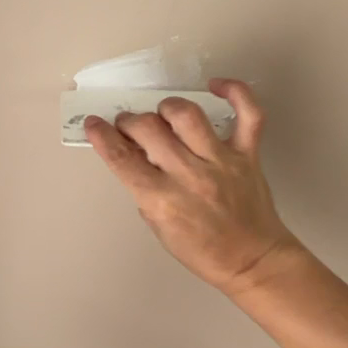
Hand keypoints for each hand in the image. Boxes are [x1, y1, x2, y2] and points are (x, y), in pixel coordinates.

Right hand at [83, 78, 303, 295]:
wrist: (253, 261)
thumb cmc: (201, 250)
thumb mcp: (158, 226)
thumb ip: (144, 189)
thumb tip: (133, 154)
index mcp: (163, 200)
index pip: (122, 159)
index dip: (101, 136)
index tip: (94, 124)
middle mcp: (190, 176)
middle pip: (149, 129)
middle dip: (130, 122)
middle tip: (129, 126)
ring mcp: (222, 162)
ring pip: (188, 115)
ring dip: (166, 108)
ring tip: (162, 115)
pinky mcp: (248, 155)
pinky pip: (249, 114)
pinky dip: (234, 92)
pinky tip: (216, 86)